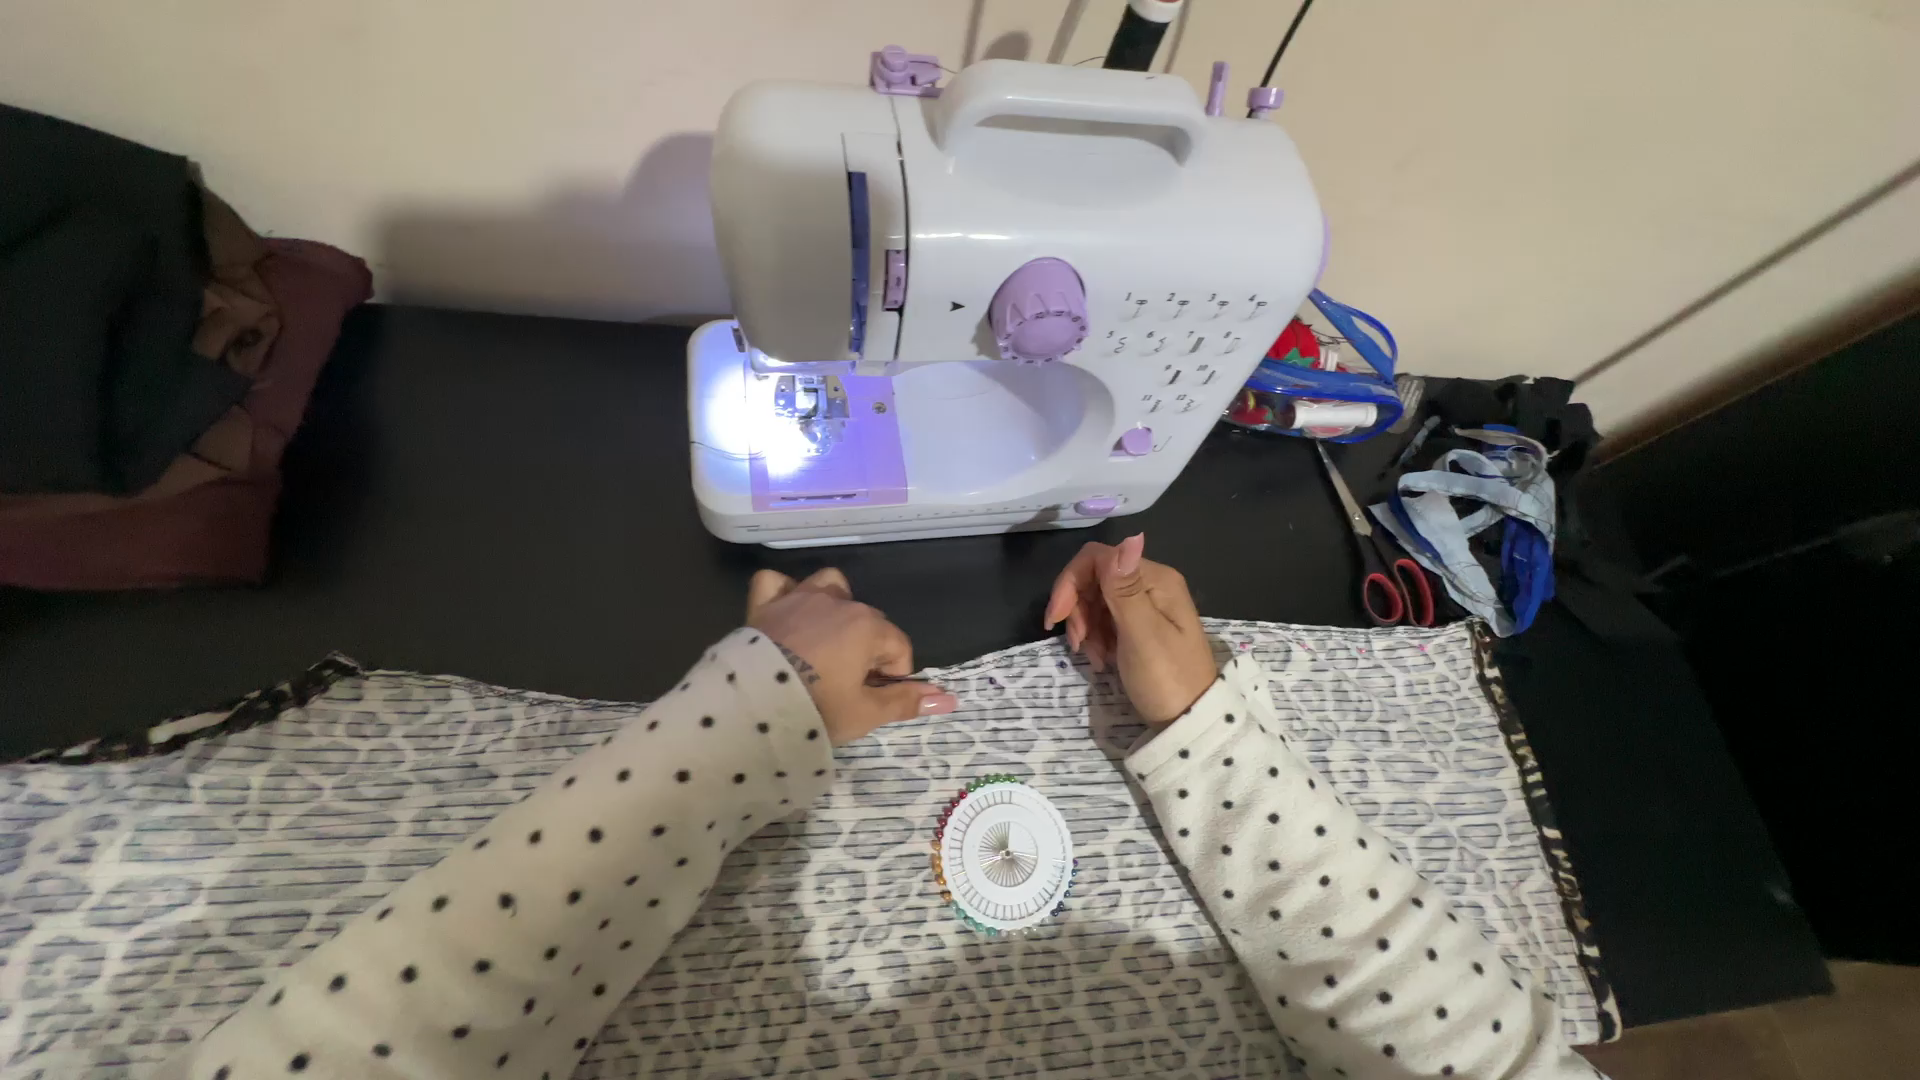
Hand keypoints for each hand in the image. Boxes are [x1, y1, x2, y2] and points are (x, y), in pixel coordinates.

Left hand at [746, 567, 957, 744]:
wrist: (752, 707)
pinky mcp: (766, 604)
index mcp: (868, 627)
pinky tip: (787, 615)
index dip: (892, 676)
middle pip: (868, 621)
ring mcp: (800, 598)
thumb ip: (906, 701)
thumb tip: (950, 700)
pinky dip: (784, 594)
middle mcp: (839, 603)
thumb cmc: (817, 709)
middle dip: (866, 650)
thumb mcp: (866, 713)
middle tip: (847, 687)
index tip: (873, 699)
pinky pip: (777, 583)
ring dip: (835, 608)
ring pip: (830, 587)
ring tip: (827, 641)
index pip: (898, 647)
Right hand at [1043, 534, 1216, 724]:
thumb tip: (1130, 536)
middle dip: (1077, 609)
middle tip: (1077, 644)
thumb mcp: (1142, 635)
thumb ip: (1126, 588)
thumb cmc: (1167, 679)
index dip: (1070, 583)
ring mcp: (1146, 606)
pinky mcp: (1139, 626)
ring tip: (1094, 657)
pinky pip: (1105, 619)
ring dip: (1085, 627)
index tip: (1055, 619)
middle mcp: (1151, 584)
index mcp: (1155, 579)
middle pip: (1094, 579)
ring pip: (1095, 600)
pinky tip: (1101, 659)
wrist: (1191, 724)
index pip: (1098, 558)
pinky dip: (1095, 637)